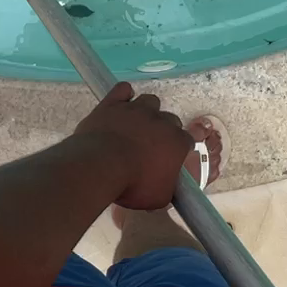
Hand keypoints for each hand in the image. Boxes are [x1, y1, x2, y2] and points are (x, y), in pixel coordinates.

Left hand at [72, 83, 194, 210]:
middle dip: (162, 130)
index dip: (177, 148)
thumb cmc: (133, 185)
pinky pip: (123, 89)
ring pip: (149, 101)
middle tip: (148, 145)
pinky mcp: (113, 103)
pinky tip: (119, 104)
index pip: (185, 140)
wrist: (101, 166)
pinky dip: (123, 94)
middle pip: (169, 119)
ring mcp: (136, 108)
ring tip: (134, 125)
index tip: (168, 158)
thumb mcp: (159, 197)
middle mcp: (160, 120)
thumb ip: (168, 186)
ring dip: (145, 111)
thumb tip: (167, 185)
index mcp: (176, 142)